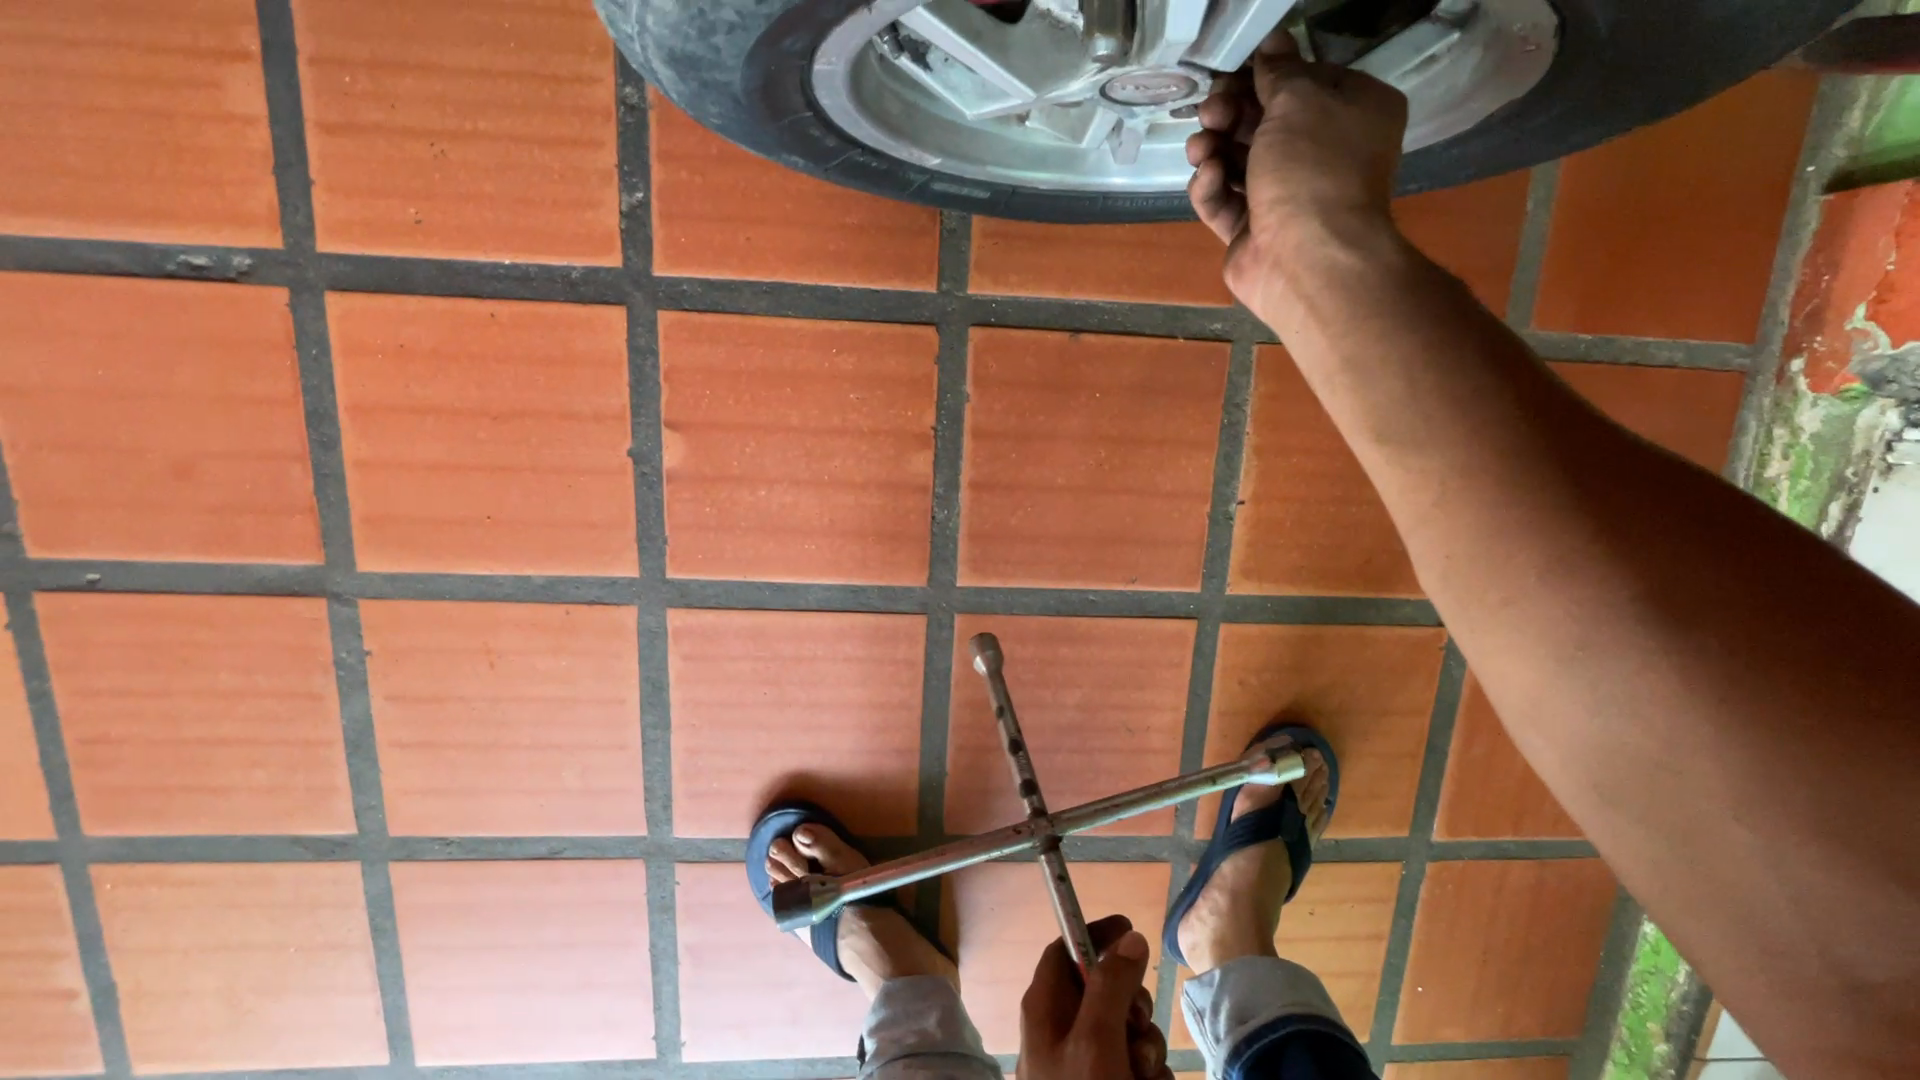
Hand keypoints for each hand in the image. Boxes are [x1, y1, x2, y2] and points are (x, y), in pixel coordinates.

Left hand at [1019, 914, 1172, 1079]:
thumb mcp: (1095, 1041)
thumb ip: (1112, 988)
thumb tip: (1131, 937)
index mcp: (1044, 1008)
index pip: (1065, 950)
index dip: (1094, 933)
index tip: (1129, 927)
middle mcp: (1061, 1029)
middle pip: (1104, 990)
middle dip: (1133, 1004)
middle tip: (1139, 1023)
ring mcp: (1084, 1060)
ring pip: (1127, 1029)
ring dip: (1146, 1045)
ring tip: (1142, 1071)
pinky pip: (1136, 1061)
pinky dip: (1149, 1070)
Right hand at [1186, 30, 1409, 302]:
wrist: (1307, 259)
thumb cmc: (1312, 168)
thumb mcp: (1299, 100)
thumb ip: (1279, 71)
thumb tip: (1272, 42)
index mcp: (1353, 113)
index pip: (1304, 81)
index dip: (1263, 75)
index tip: (1230, 72)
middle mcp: (1323, 153)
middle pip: (1264, 122)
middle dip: (1230, 114)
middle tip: (1209, 111)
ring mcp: (1286, 196)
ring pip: (1239, 162)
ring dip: (1214, 149)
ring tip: (1200, 148)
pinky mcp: (1253, 231)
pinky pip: (1226, 201)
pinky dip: (1212, 187)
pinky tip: (1207, 178)